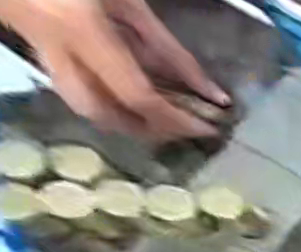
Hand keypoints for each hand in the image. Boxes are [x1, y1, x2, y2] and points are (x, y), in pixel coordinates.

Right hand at [0, 0, 225, 139]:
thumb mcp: (130, 2)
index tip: (210, 130)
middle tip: (183, 128)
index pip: (139, 97)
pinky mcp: (23, 37)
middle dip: (146, 129)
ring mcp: (28, 39)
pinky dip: (107, 98)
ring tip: (165, 116)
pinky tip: (135, 92)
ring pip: (78, 101)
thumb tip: (217, 97)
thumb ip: (173, 52)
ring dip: (125, 119)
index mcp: (78, 27)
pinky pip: (69, 82)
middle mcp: (48, 41)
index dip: (181, 123)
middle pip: (99, 111)